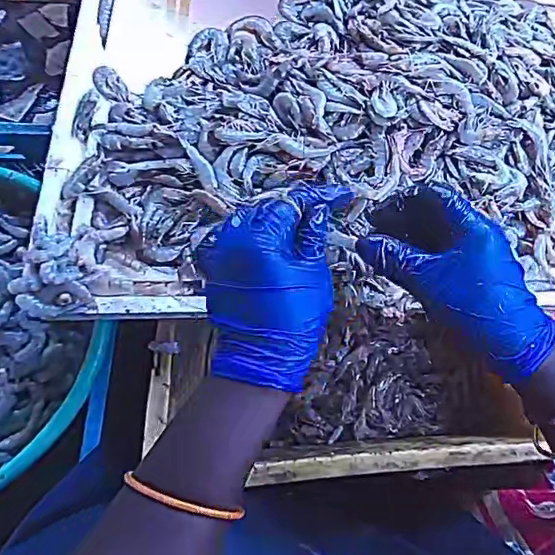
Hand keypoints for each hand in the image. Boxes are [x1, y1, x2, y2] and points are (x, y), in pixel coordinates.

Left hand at [195, 184, 352, 393]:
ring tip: (299, 225)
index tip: (337, 197)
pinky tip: (273, 241)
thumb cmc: (290, 323)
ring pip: (250, 219)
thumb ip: (312, 235)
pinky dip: (255, 235)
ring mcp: (221, 253)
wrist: (261, 357)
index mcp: (260, 238)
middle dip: (295, 206)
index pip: (291, 201)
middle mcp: (234, 240)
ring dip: (275, 218)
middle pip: (268, 206)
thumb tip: (318, 211)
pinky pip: (235, 237)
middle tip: (321, 209)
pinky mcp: (216, 266)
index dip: (318, 197)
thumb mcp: (312, 272)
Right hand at [358, 183, 554, 383]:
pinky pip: (443, 259)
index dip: (404, 200)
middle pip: (435, 217)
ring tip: (382, 250)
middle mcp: (477, 235)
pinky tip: (400, 268)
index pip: (435, 196)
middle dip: (402, 222)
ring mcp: (477, 256)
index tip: (380, 212)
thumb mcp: (427, 279)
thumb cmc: (475, 305)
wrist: (513, 344)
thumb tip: (365, 243)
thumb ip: (394, 258)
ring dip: (409, 243)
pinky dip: (420, 260)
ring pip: (437, 239)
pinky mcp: (475, 277)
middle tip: (375, 231)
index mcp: (472, 225)